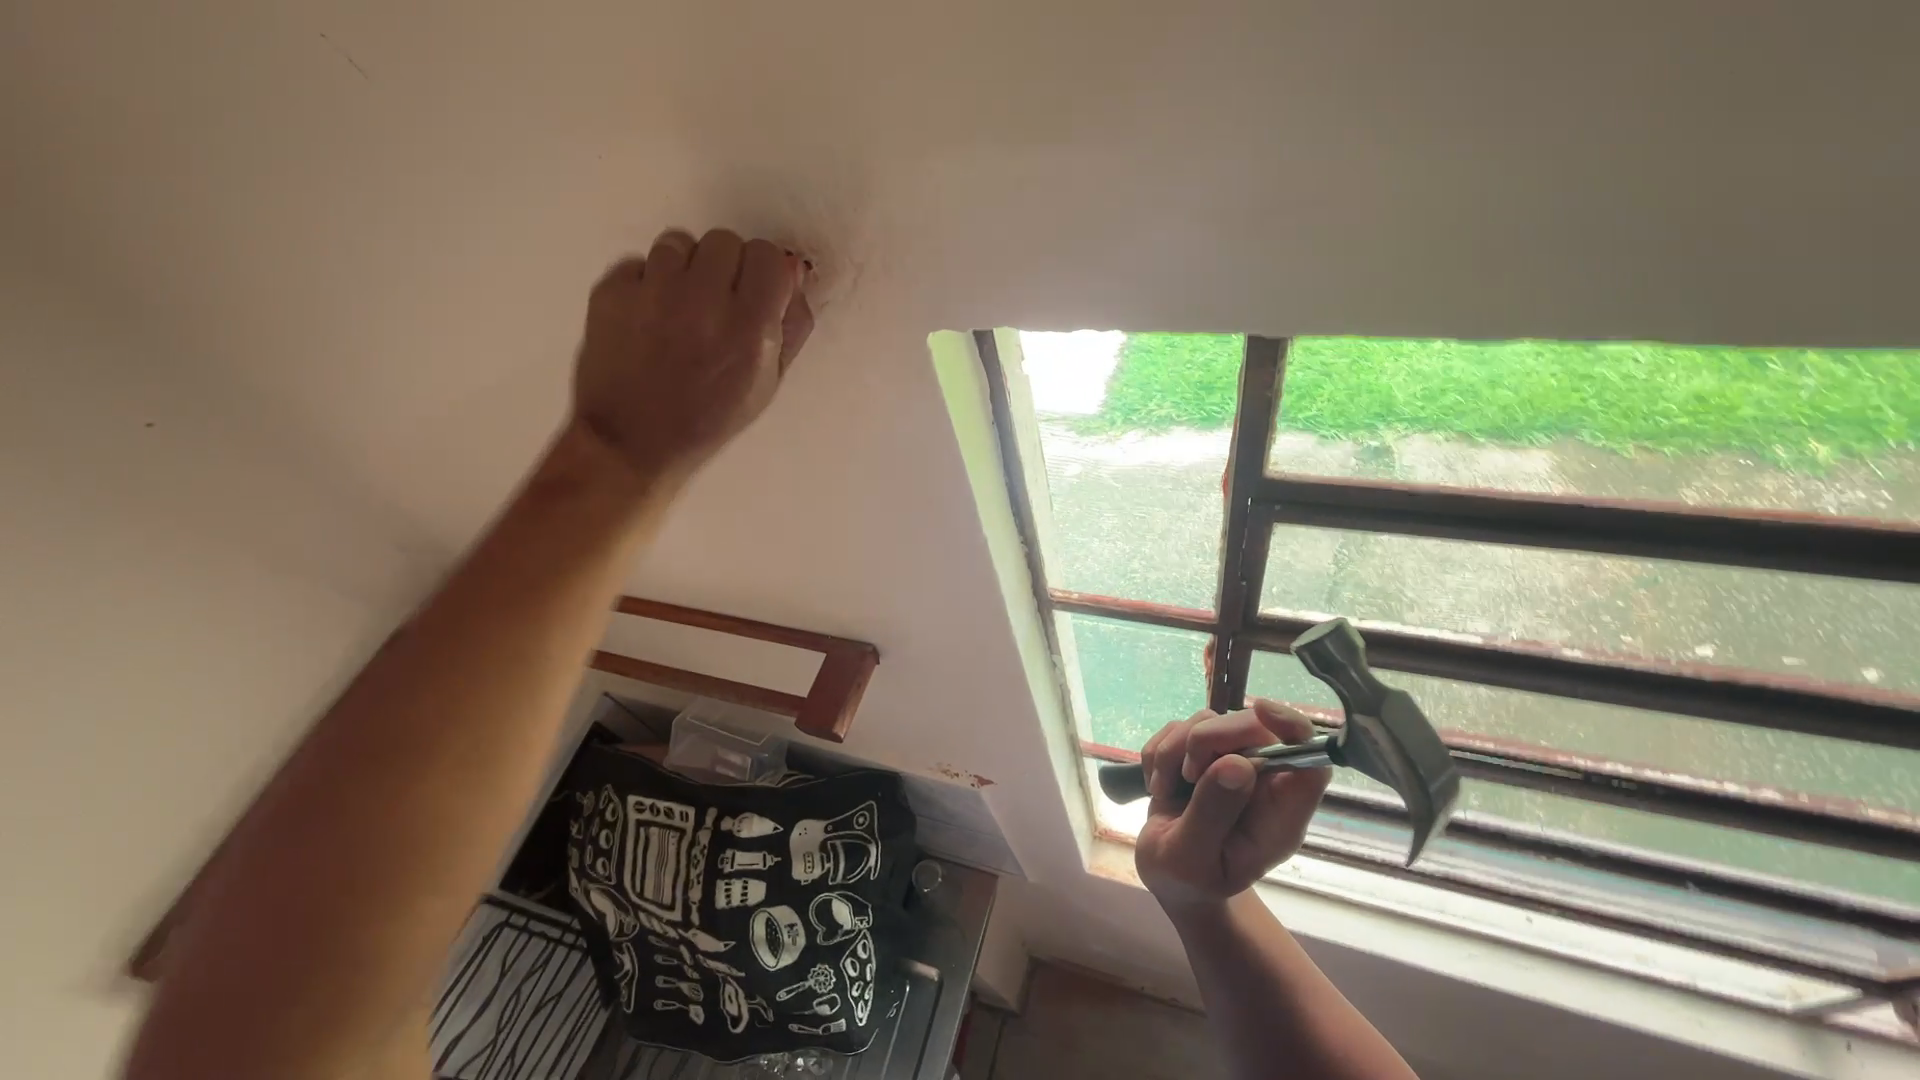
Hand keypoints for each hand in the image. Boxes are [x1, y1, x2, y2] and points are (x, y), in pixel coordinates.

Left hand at [572, 228, 813, 482]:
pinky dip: (645, 283)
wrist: (633, 442)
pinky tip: (646, 317)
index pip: (767, 255)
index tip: (753, 292)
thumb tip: (794, 272)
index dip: (762, 271)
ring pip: (678, 242)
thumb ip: (790, 325)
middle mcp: (703, 301)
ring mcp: (652, 293)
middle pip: (725, 241)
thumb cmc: (710, 419)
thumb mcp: (767, 383)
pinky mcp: (611, 291)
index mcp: (749, 328)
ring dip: (683, 268)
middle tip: (715, 302)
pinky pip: (638, 262)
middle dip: (724, 266)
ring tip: (678, 308)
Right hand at [1134, 699, 1331, 912]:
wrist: (1167, 876)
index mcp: (1278, 816)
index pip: (1309, 760)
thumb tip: (1237, 764)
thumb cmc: (1187, 880)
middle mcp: (1261, 783)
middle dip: (1208, 739)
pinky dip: (1159, 751)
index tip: (1259, 710)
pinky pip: (1179, 728)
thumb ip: (1213, 815)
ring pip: (1209, 721)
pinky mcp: (1200, 754)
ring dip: (1174, 749)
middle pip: (1252, 727)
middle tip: (1185, 773)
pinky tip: (1157, 784)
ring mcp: (1230, 764)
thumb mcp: (1191, 859)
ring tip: (1163, 788)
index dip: (1293, 729)